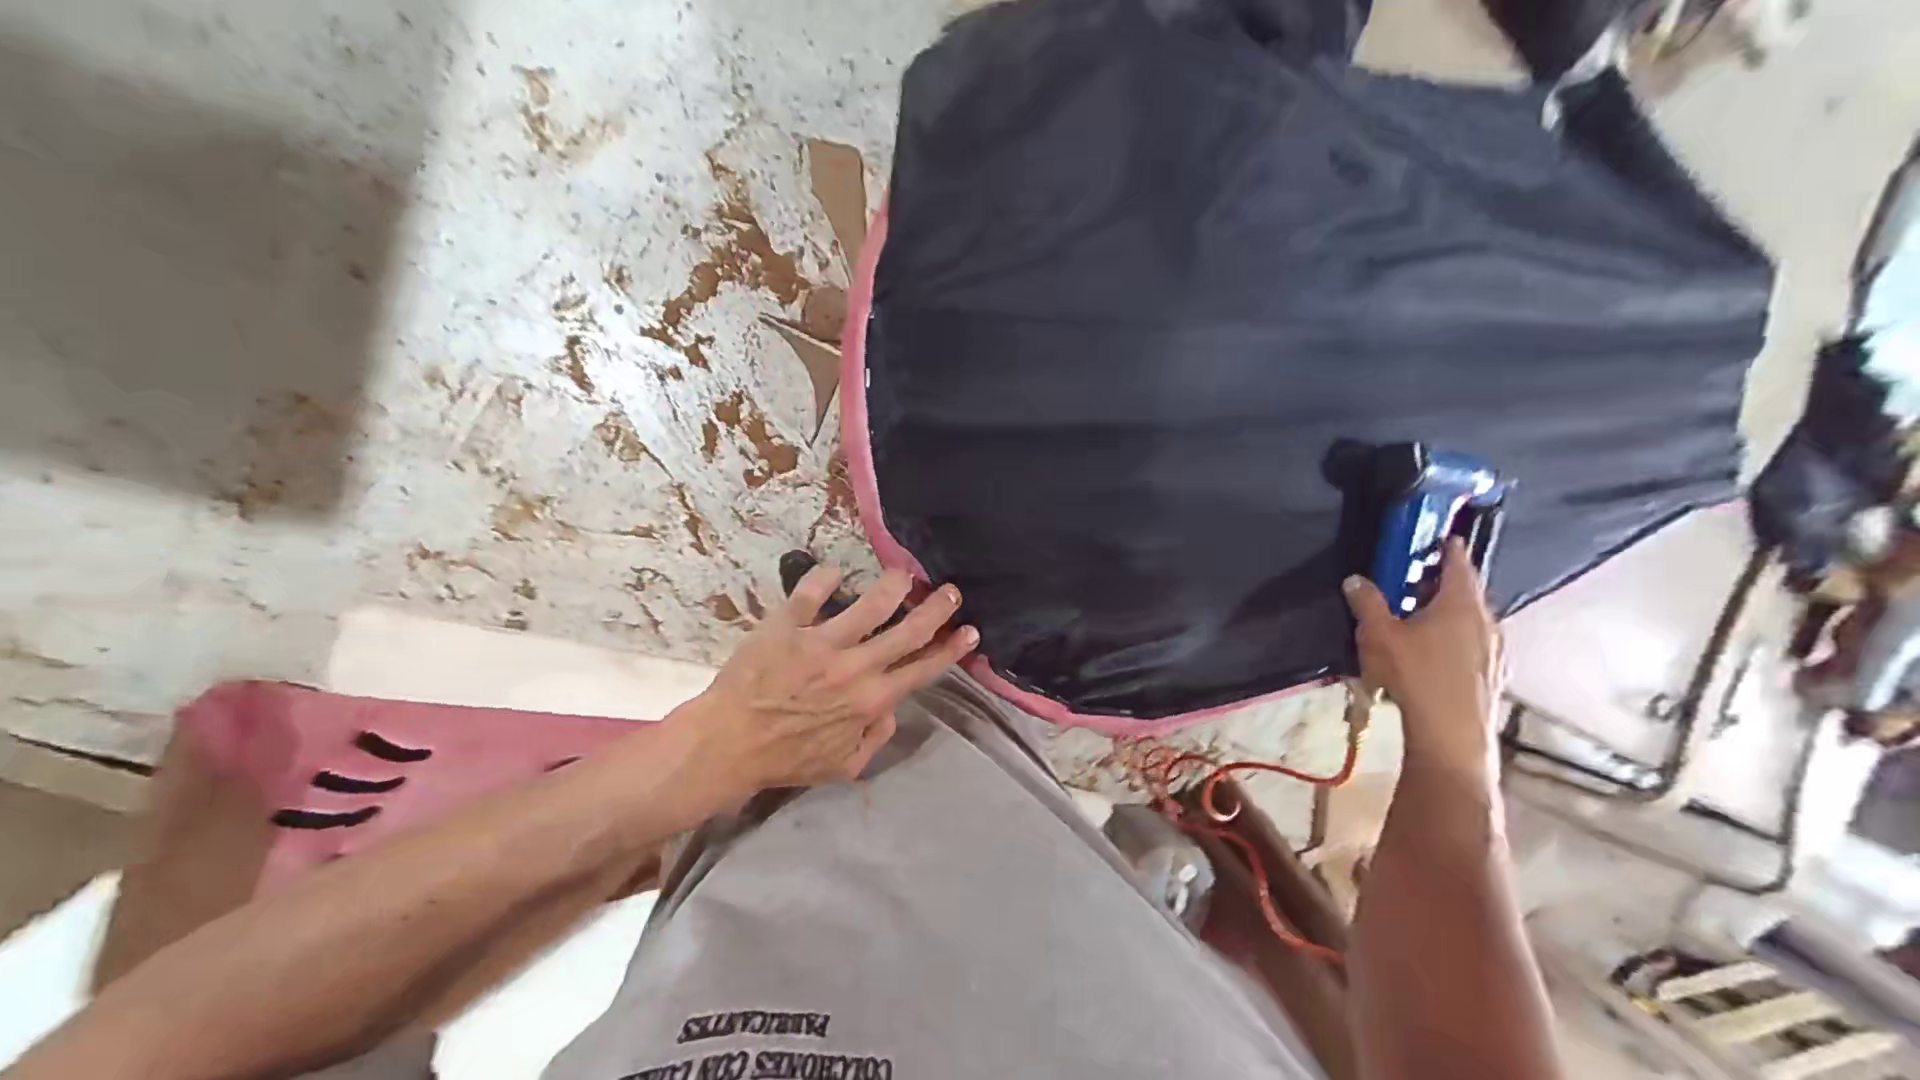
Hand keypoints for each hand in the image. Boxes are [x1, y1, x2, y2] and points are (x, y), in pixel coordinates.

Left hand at [667, 564, 978, 793]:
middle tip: (950, 592)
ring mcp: (822, 643)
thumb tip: (892, 710)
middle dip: (936, 608)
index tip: (969, 632)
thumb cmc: (786, 758)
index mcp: (873, 699)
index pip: (923, 668)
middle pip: (908, 630)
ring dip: (894, 585)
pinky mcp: (788, 626)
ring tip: (903, 574)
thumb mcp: (843, 766)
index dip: (951, 649)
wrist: (729, 745)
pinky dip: (825, 577)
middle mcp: (855, 666)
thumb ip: (875, 739)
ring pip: (870, 604)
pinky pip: (810, 592)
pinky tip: (834, 570)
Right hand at [1342, 539, 1503, 787]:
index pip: (1458, 561)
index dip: (1446, 547)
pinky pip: (1471, 645)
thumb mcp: (1378, 633)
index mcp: (1460, 602)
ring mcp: (1495, 650)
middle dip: (1436, 585)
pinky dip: (1451, 640)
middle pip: (1463, 591)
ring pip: (1468, 620)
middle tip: (1408, 584)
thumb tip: (1356, 580)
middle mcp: (1486, 620)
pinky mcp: (1492, 676)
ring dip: (1444, 615)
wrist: (1451, 734)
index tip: (1436, 539)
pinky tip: (1428, 657)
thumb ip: (1367, 602)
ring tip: (1413, 622)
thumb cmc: (1414, 674)